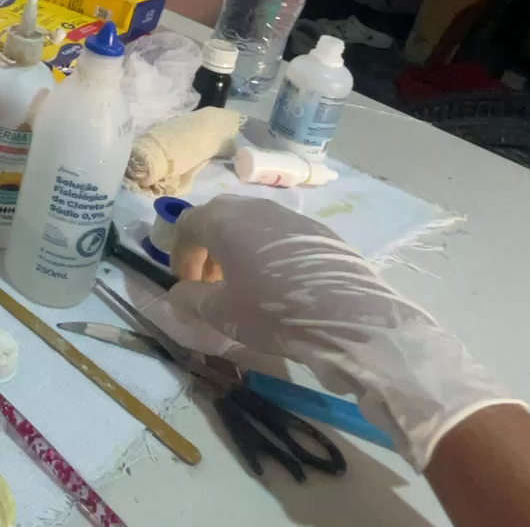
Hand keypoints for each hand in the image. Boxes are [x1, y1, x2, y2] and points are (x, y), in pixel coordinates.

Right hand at [164, 195, 519, 469]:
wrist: (352, 322)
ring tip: (248, 284)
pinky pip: (282, 236)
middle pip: (218, 219)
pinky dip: (270, 254)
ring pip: (251, 225)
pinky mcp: (322, 233)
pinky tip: (283, 285)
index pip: (186, 225)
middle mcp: (253, 207)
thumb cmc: (273, 312)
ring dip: (239, 250)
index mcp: (222, 220)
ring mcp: (290, 216)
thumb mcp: (220, 313)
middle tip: (213, 282)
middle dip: (209, 249)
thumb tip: (177, 294)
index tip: (185, 283)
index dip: (180, 254)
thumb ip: (189, 299)